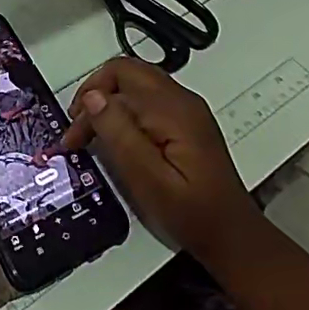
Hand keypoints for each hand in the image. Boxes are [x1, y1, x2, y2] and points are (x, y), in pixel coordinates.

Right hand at [59, 57, 260, 258]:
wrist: (233, 237)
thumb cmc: (191, 213)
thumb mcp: (148, 178)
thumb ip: (119, 133)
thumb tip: (92, 97)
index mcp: (173, 109)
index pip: (119, 75)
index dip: (89, 95)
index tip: (75, 132)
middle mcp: (182, 100)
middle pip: (126, 72)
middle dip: (95, 94)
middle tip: (78, 130)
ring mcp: (186, 109)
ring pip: (135, 84)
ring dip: (108, 103)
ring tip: (92, 135)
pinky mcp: (185, 122)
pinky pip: (146, 100)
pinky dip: (123, 111)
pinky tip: (116, 138)